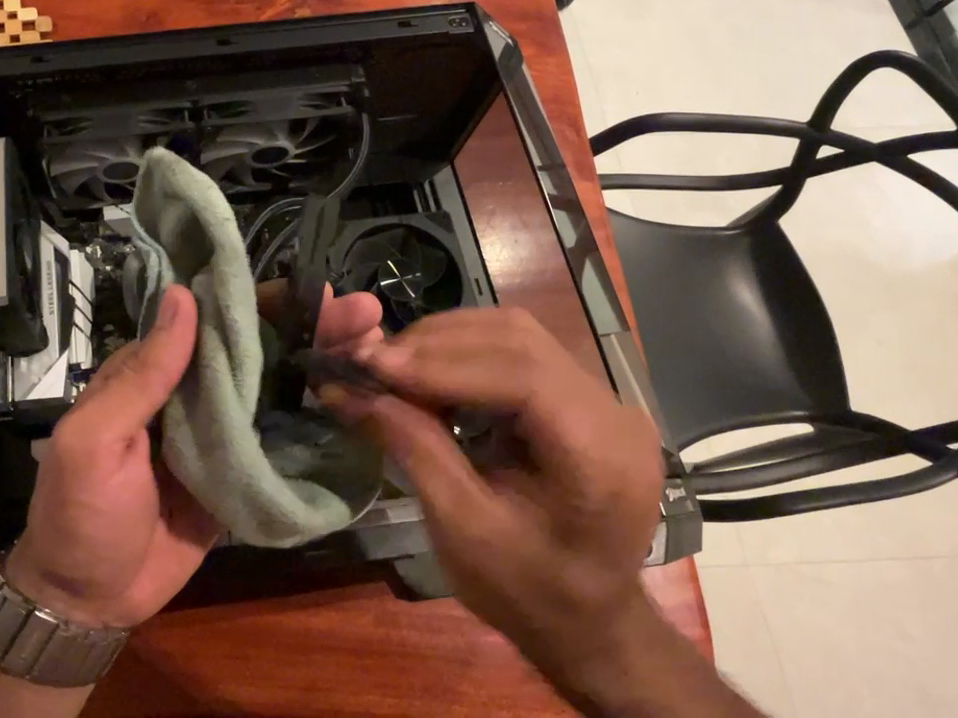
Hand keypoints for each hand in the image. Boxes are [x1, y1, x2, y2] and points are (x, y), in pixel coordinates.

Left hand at [7, 281, 383, 628]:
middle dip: (309, 326)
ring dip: (321, 363)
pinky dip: (316, 419)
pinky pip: (279, 438)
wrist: (89, 598)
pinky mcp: (240, 471)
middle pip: (256, 348)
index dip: (264, 301)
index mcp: (153, 372)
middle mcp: (191, 391)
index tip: (318, 289)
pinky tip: (359, 404)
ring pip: (274, 387)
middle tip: (365, 314)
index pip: (212, 320)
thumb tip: (183, 297)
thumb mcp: (94, 440)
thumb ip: (141, 376)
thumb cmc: (80, 513)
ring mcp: (220, 432)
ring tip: (375, 347)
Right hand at [321, 308, 665, 691]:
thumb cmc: (527, 592)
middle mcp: (613, 411)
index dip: (441, 362)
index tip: (372, 363)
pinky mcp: (581, 395)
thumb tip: (344, 387)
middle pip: (518, 340)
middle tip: (370, 361)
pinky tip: (425, 370)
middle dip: (435, 344)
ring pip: (515, 333)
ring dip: (445, 341)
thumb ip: (411, 446)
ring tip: (390, 365)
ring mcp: (603, 398)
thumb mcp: (461, 528)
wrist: (587, 623)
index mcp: (600, 455)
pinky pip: (518, 350)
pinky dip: (462, 351)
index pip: (522, 376)